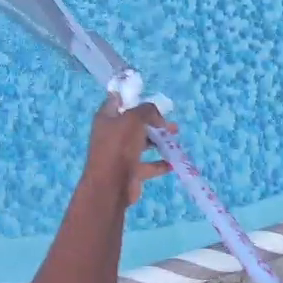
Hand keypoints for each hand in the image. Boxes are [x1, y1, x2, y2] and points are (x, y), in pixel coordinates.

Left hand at [81, 92, 174, 209]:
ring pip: (142, 143)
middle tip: (170, 122)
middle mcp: (112, 135)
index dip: (131, 96)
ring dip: (159, 140)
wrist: (111, 185)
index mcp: (106, 118)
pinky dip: (161, 163)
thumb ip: (147, 110)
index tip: (148, 96)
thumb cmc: (119, 146)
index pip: (116, 101)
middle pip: (134, 123)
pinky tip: (173, 161)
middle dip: (153, 121)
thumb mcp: (133, 119)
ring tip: (175, 138)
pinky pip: (149, 165)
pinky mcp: (130, 171)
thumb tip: (157, 116)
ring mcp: (121, 154)